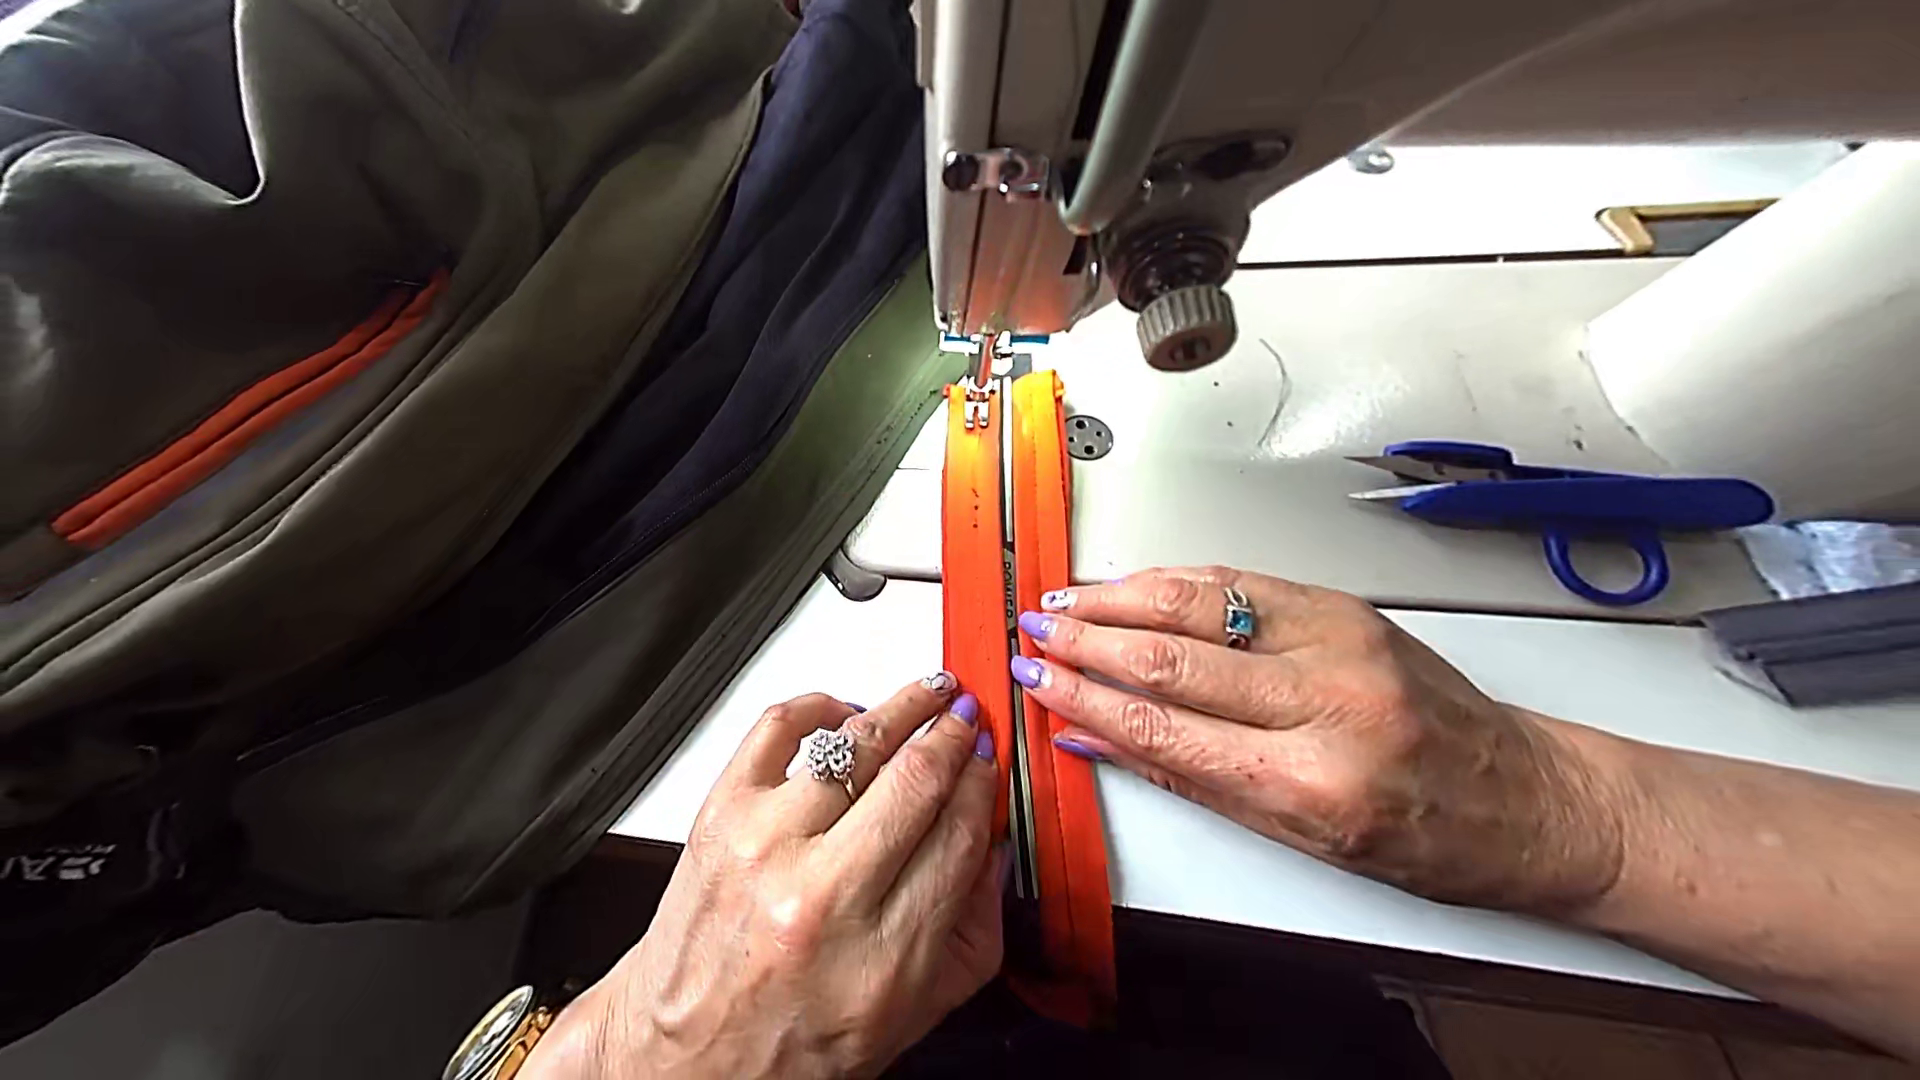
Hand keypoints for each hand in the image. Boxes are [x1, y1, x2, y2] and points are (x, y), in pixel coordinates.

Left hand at [522, 675, 1005, 1079]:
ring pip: (857, 743)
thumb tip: (993, 838)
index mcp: (881, 956)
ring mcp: (767, 844)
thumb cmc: (793, 1041)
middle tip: (966, 719)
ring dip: (907, 706)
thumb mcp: (913, 1011)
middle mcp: (824, 894)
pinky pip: (779, 726)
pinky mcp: (723, 812)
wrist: (685, 1055)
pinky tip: (847, 709)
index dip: (983, 784)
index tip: (987, 761)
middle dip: (954, 736)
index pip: (959, 834)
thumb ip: (975, 928)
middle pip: (916, 780)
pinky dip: (821, 703)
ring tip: (930, 694)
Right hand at [1010, 567, 1626, 913]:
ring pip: (1195, 601)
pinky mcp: (1342, 603)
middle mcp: (1325, 700)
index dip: (1083, 697)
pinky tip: (1128, 581)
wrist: (1525, 794)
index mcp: (1311, 781)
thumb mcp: (1295, 837)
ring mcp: (1337, 638)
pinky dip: (1170, 578)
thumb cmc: (1422, 835)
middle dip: (1085, 639)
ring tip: (1064, 599)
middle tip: (1035, 629)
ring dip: (1116, 597)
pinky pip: (1235, 579)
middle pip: (1169, 655)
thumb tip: (1096, 736)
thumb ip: (1183, 775)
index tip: (1037, 679)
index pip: (1160, 728)